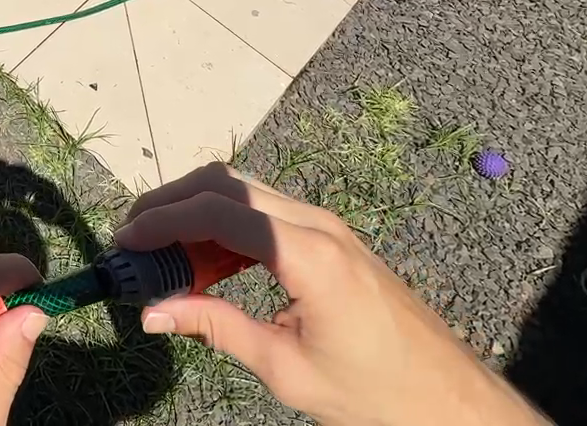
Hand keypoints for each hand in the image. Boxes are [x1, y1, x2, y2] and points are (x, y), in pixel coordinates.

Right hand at [118, 163, 547, 425]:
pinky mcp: (326, 233)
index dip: (162, 221)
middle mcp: (315, 222)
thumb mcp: (288, 370)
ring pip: (237, 188)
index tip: (125, 241)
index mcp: (309, 255)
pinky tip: (205, 262)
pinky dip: (220, 224)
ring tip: (162, 250)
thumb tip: (150, 313)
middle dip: (169, 202)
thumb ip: (215, 328)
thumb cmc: (379, 397)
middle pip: (222, 184)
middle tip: (134, 235)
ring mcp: (323, 223)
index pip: (216, 213)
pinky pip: (258, 209)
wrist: (461, 409)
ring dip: (192, 208)